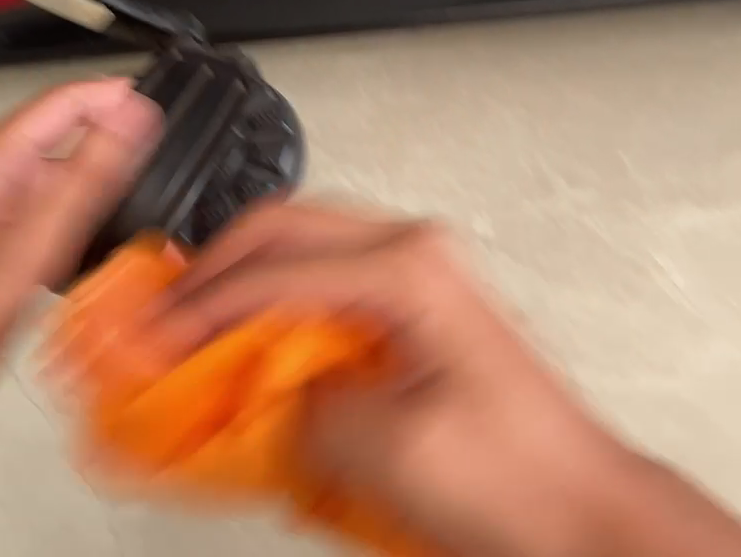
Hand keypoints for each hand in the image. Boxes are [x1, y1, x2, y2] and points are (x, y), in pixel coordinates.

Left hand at [0, 77, 161, 438]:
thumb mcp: (26, 253)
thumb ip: (86, 181)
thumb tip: (134, 115)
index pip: (64, 100)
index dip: (118, 97)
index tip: (167, 113)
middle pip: (62, 132)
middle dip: (113, 140)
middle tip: (166, 168)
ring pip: (58, 174)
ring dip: (98, 182)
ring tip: (140, 205)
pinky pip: (45, 209)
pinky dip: (77, 216)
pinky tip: (94, 245)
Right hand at [156, 204, 740, 556]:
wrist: (583, 509)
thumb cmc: (522, 478)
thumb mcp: (395, 451)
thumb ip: (310, 409)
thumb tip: (256, 394)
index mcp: (409, 269)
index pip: (276, 268)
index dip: (204, 305)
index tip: (157, 336)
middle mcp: (411, 253)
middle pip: (284, 230)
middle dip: (215, 270)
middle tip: (163, 312)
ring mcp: (413, 274)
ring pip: (301, 250)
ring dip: (243, 285)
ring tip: (196, 325)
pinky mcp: (409, 309)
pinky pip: (324, 287)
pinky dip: (277, 310)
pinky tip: (252, 346)